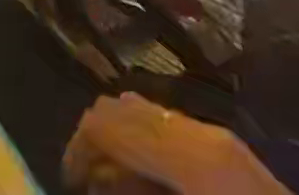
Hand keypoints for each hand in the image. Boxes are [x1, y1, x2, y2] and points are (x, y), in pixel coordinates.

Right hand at [62, 93, 290, 194]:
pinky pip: (170, 134)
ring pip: (145, 117)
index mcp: (191, 153)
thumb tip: (99, 182)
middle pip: (122, 110)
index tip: (66, 185)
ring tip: (114, 187)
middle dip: (95, 144)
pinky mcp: (232, 155)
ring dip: (120, 146)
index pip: (108, 123)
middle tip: (87, 185)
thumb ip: (133, 189)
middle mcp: (201, 132)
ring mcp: (220, 140)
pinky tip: (150, 185)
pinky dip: (147, 152)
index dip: (77, 150)